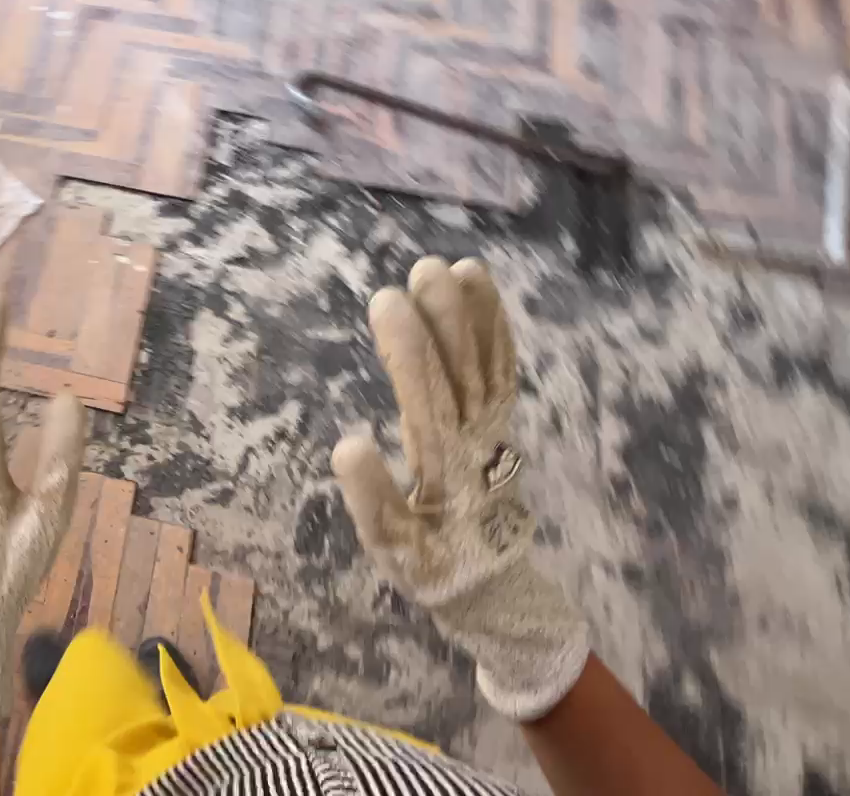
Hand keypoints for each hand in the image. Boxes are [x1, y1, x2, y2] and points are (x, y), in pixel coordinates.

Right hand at [332, 256, 588, 720]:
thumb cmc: (432, 563)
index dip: (410, 351)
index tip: (388, 301)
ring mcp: (494, 426)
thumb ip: (372, 499)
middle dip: (447, 320)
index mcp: (446, 469)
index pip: (428, 401)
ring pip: (488, 365)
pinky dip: (496, 326)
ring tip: (458, 266)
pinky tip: (481, 288)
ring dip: (475, 315)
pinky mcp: (500, 419)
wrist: (495, 583)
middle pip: (465, 374)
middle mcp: (477, 440)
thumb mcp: (392, 548)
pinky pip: (502, 367)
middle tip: (425, 269)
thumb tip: (348, 444)